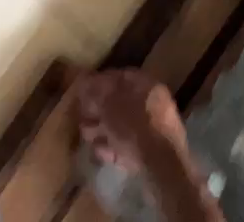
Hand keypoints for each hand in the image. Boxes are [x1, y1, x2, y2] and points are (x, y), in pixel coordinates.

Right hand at [74, 71, 223, 221]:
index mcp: (146, 86)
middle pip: (117, 104)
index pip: (117, 76)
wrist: (161, 166)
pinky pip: (127, 145)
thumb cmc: (133, 125)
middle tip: (82, 117)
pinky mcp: (151, 153)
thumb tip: (84, 79)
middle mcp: (152, 104)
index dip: (96, 83)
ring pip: (120, 125)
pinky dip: (112, 148)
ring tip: (88, 136)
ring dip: (100, 130)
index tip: (82, 92)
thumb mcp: (107, 101)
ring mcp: (153, 130)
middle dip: (96, 111)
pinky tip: (101, 153)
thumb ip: (94, 88)